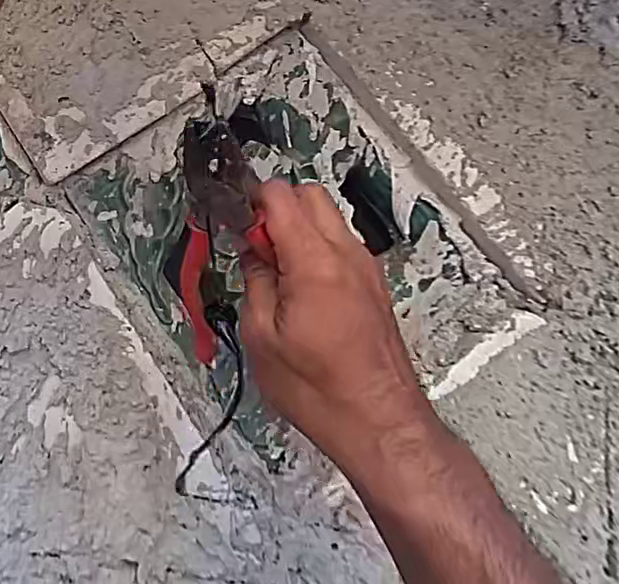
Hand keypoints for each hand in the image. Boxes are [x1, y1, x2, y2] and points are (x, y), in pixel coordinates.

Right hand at [240, 181, 436, 475]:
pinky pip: (340, 243)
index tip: (238, 227)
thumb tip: (250, 252)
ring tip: (276, 269)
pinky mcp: (373, 284)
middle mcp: (345, 255)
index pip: (279, 195)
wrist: (380, 426)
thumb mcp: (261, 335)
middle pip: (307, 193)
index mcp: (314, 261)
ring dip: (297, 227)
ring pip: (326, 215)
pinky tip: (299, 286)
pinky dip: (316, 247)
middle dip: (276, 207)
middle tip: (256, 245)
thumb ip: (253, 279)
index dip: (250, 203)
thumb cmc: (323, 392)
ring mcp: (364, 267)